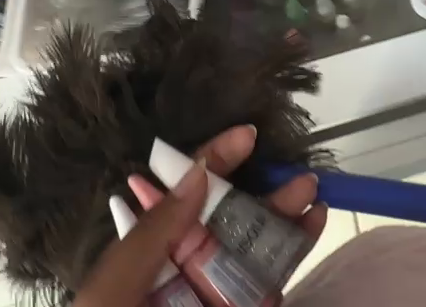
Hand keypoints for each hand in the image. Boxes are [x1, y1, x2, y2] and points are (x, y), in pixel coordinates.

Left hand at [74, 125, 325, 306]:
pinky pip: (265, 279)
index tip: (248, 135)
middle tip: (299, 175)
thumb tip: (195, 172)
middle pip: (225, 220)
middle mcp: (179, 272)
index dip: (213, 161)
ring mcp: (210, 295)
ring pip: (252, 248)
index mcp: (144, 258)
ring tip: (315, 196)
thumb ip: (151, 235)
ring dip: (285, 218)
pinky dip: (292, 248)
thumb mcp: (110, 296)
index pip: (180, 196)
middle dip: (262, 192)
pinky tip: (314, 225)